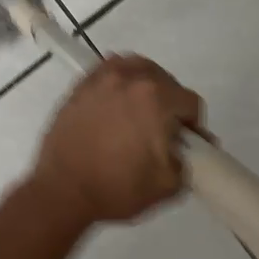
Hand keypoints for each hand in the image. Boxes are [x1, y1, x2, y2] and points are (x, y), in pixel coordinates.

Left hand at [30, 54, 204, 224]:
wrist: (63, 191)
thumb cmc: (118, 188)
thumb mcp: (168, 185)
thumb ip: (189, 162)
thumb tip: (188, 148)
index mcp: (156, 98)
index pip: (190, 102)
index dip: (195, 125)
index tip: (187, 144)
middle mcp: (130, 78)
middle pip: (165, 81)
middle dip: (171, 104)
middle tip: (165, 131)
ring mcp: (102, 78)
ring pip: (136, 68)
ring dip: (147, 85)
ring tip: (142, 112)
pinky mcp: (80, 85)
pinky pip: (109, 70)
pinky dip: (120, 80)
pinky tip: (118, 101)